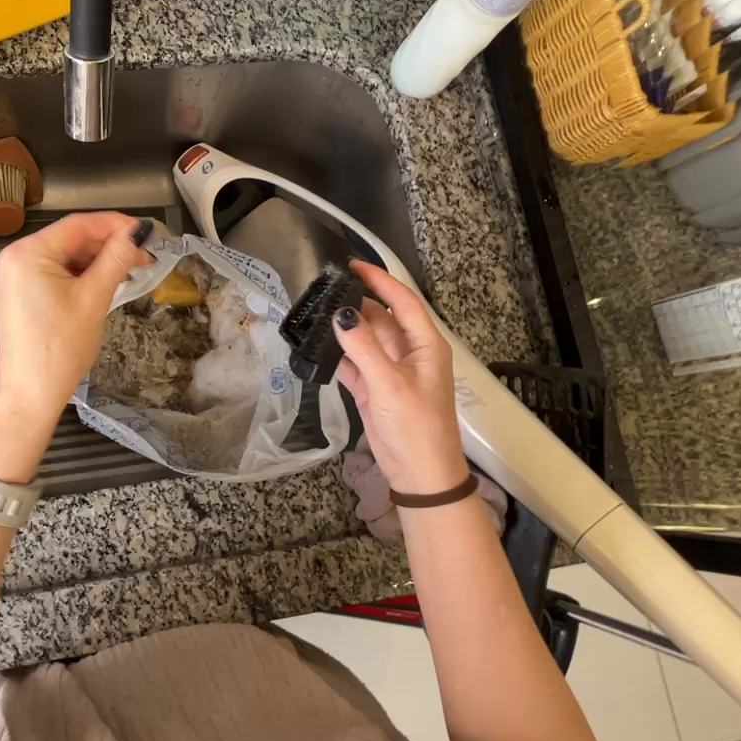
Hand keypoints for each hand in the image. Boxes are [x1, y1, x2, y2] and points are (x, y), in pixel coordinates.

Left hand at [0, 212, 151, 427]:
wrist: (30, 396)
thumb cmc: (59, 349)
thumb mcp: (93, 299)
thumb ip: (115, 259)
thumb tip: (136, 233)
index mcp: (26, 253)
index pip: (78, 224)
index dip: (115, 224)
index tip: (146, 229)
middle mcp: (12, 257)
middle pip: (69, 239)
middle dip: (107, 246)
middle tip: (143, 255)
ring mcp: (12, 276)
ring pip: (63, 256)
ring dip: (95, 261)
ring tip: (129, 270)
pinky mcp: (16, 293)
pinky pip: (52, 273)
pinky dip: (78, 275)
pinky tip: (104, 282)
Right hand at [332, 261, 469, 496]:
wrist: (420, 474)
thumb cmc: (416, 427)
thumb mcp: (390, 384)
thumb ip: (364, 348)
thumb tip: (341, 314)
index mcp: (425, 345)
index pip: (403, 301)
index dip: (380, 281)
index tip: (353, 266)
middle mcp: (408, 352)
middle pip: (380, 318)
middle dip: (355, 304)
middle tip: (323, 291)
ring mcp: (389, 370)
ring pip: (364, 339)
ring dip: (344, 329)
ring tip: (315, 314)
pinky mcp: (374, 388)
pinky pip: (353, 362)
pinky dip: (338, 355)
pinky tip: (318, 347)